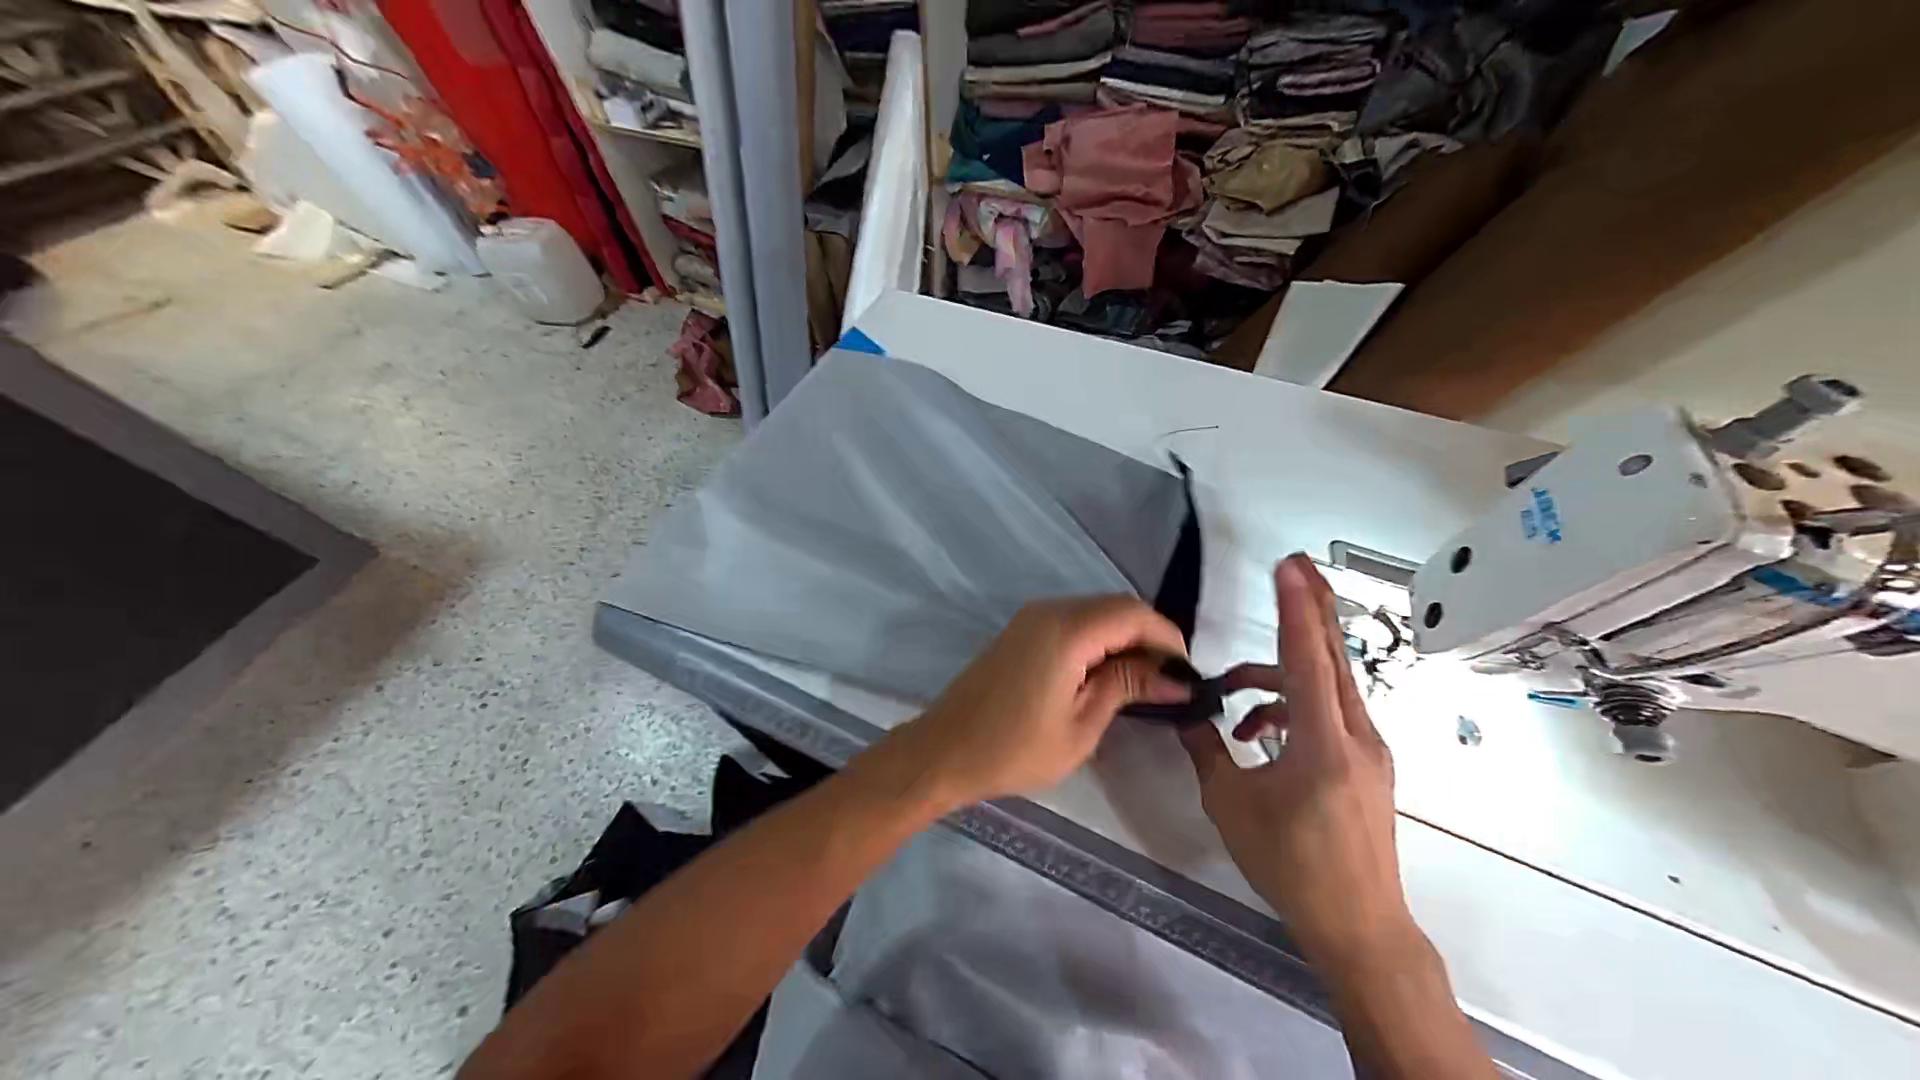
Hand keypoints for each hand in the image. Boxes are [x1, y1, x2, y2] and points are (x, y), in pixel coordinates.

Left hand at [875, 596, 1189, 809]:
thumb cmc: (1014, 748)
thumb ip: (1128, 687)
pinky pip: (1074, 622)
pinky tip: (1108, 673)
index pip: (1134, 613)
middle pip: (1117, 607)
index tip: (1188, 675)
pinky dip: (1100, 640)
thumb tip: (1177, 678)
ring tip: (1145, 682)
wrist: (945, 750)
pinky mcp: (1022, 630)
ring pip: (1096, 612)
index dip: (1169, 638)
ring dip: (1125, 638)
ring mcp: (1031, 617)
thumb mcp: (1082, 725)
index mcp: (1066, 630)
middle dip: (1150, 638)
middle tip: (1171, 682)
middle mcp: (1049, 610)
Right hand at [1180, 554, 1415, 965]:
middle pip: (1331, 656)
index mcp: (1323, 743)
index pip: (1306, 660)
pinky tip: (1260, 737)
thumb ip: (1207, 750)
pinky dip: (1292, 707)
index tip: (1290, 567)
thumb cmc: (1289, 865)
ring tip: (1233, 704)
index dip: (1295, 609)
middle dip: (1310, 608)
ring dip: (1279, 678)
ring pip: (1326, 687)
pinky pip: (1329, 713)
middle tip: (1293, 566)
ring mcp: (1368, 749)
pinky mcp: (1366, 764)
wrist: (1358, 926)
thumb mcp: (1230, 804)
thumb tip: (1189, 713)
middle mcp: (1356, 735)